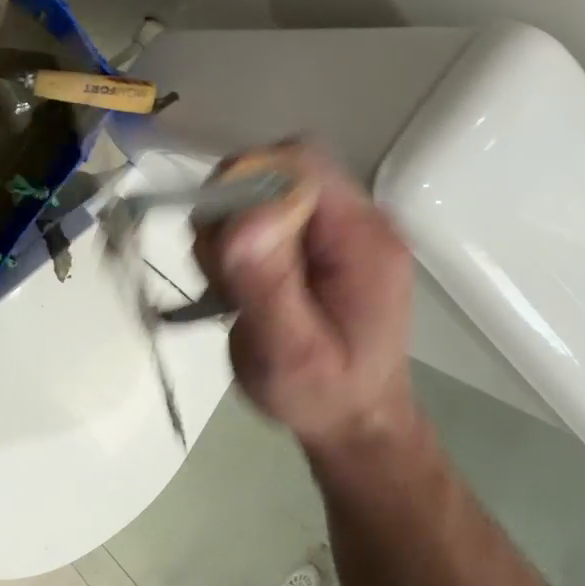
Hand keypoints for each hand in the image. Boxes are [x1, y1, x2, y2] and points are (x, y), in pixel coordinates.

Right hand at [193, 143, 417, 450]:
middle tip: (222, 273)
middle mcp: (353, 218)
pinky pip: (253, 212)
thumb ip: (269, 283)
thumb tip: (243, 216)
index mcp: (362, 237)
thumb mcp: (291, 352)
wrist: (352, 422)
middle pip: (270, 168)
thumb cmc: (323, 395)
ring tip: (232, 289)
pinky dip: (228, 242)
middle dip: (227, 213)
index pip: (298, 163)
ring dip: (223, 233)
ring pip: (253, 188)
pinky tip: (237, 285)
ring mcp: (333, 227)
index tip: (223, 245)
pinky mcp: (310, 239)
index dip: (246, 186)